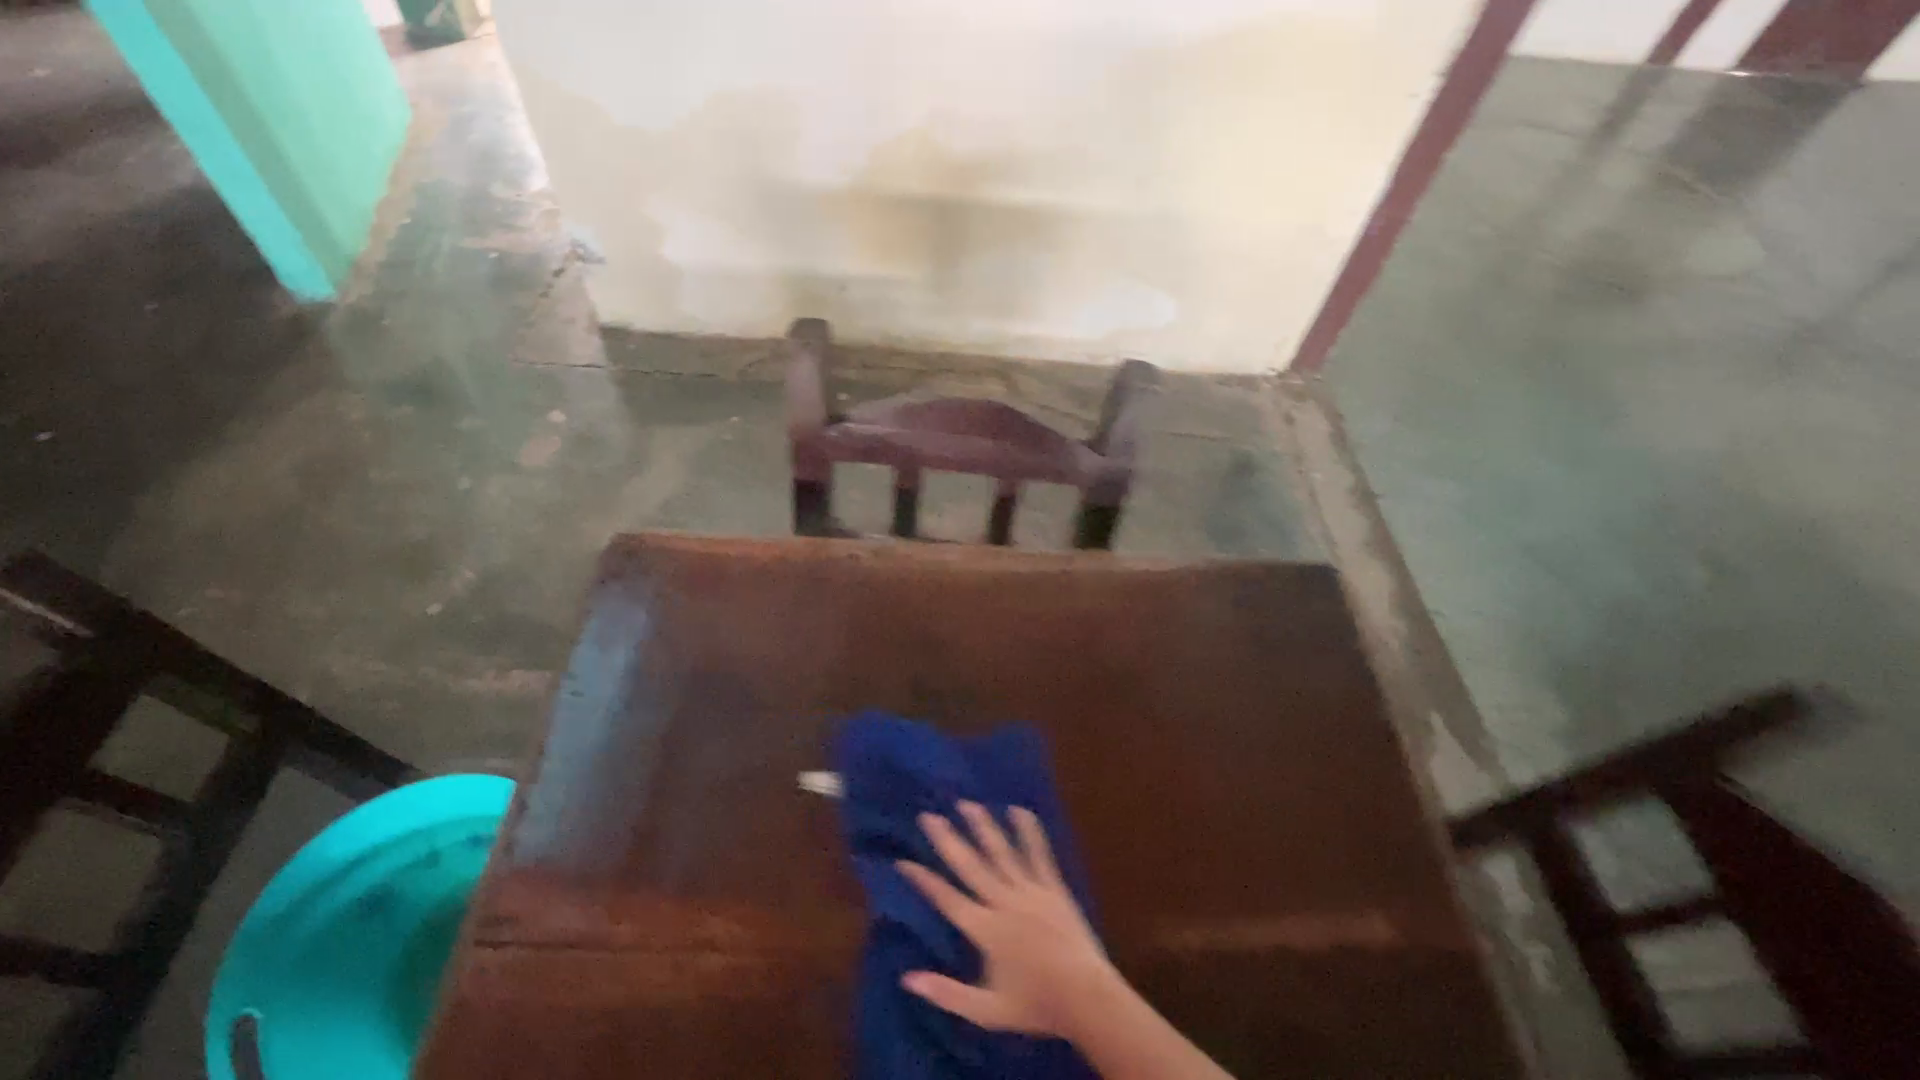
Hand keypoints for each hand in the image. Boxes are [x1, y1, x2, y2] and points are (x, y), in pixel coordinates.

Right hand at [896, 801, 1117, 1038]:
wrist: (1087, 998)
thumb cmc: (1035, 1006)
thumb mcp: (986, 1010)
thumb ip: (946, 993)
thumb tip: (907, 979)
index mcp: (985, 930)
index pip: (947, 898)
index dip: (923, 880)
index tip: (903, 861)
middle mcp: (1004, 902)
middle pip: (970, 866)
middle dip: (948, 840)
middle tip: (929, 816)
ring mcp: (1031, 892)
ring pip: (1002, 853)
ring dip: (983, 827)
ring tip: (967, 804)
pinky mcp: (1054, 889)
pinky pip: (1038, 855)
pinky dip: (1029, 832)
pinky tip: (1019, 811)